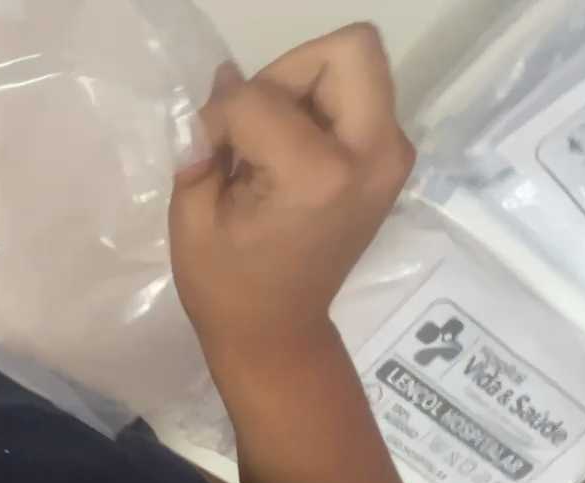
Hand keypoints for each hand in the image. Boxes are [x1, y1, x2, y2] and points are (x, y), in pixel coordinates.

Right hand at [169, 24, 415, 366]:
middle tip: (249, 126)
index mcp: (317, 175)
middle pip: (345, 50)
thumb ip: (204, 150)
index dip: (217, 118)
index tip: (201, 155)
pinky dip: (315, 113)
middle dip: (284, 76)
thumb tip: (222, 85)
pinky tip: (281, 159)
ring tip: (263, 146)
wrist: (274, 330)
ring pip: (356, 68)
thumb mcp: (192, 221)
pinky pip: (359, 100)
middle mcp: (373, 152)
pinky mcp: (391, 158)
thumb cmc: (223, 287)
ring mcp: (392, 153)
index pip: (261, 100)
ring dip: (300, 92)